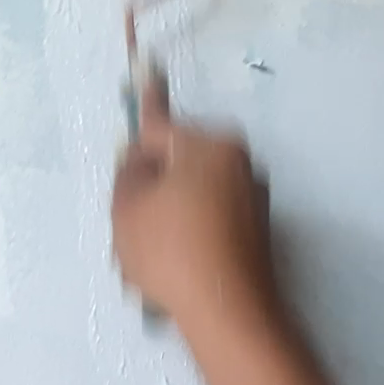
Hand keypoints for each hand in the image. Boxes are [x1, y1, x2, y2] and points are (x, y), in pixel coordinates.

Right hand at [111, 77, 280, 335]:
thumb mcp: (126, 206)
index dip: (140, 108)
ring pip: (191, 195)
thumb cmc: (169, 249)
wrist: (228, 313)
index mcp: (209, 146)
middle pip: (178, 162)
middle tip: (127, 221)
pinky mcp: (256, 234)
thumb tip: (141, 160)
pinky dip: (188, 233)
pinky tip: (172, 268)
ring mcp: (253, 200)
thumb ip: (128, 172)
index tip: (142, 71)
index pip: (159, 126)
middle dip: (150, 186)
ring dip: (166, 214)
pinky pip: (209, 220)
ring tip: (146, 256)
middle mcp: (239, 164)